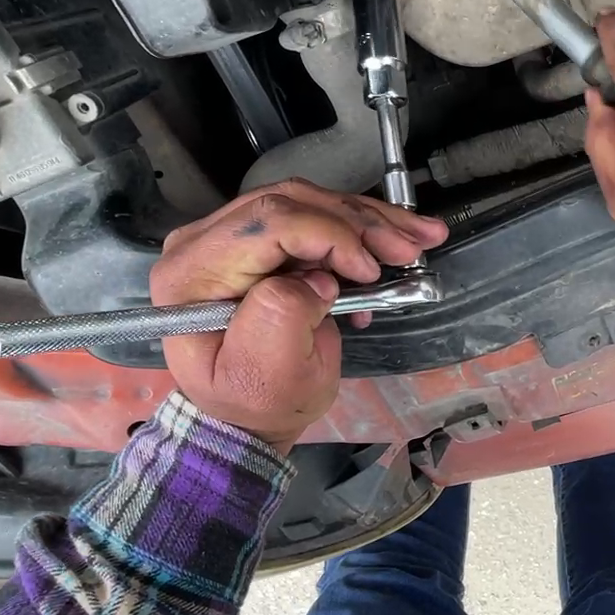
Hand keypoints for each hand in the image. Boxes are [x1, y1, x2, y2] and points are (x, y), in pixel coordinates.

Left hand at [149, 180, 447, 448]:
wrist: (250, 413)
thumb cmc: (255, 401)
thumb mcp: (266, 375)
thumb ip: (282, 318)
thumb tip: (319, 278)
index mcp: (194, 272)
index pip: (267, 224)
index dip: (329, 236)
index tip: (370, 272)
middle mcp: (206, 242)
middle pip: (292, 203)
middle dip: (360, 222)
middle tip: (409, 249)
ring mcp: (235, 237)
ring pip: (312, 202)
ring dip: (371, 219)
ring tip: (419, 240)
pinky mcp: (265, 240)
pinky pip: (318, 215)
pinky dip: (364, 227)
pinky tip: (400, 240)